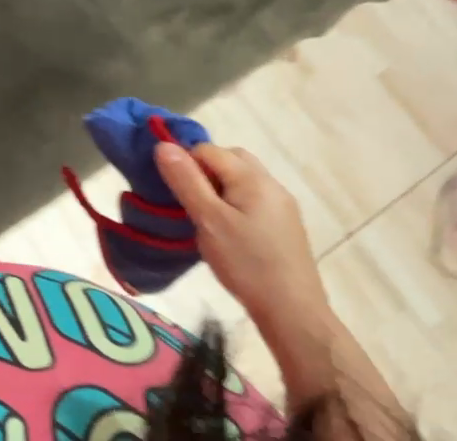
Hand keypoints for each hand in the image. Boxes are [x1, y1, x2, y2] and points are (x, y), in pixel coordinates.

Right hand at [155, 143, 329, 329]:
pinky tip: (229, 231)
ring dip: (220, 187)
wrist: (293, 312)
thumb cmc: (246, 264)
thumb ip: (186, 180)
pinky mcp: (286, 225)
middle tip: (190, 201)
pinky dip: (235, 202)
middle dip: (204, 170)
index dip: (186, 164)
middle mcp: (272, 184)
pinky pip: (254, 198)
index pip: (208, 150)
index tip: (176, 193)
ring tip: (207, 216)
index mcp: (253, 179)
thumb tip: (163, 144)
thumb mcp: (208, 220)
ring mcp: (282, 206)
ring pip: (242, 179)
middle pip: (230, 159)